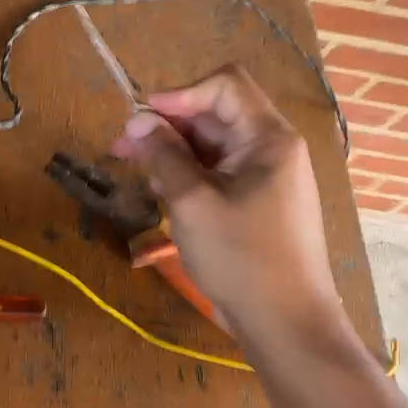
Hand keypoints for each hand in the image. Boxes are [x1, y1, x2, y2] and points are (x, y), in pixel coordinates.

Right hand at [109, 65, 344, 340]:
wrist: (286, 322)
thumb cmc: (241, 258)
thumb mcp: (192, 202)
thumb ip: (164, 156)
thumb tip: (137, 121)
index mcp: (268, 138)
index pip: (223, 86)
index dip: (177, 95)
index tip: (138, 120)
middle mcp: (271, 148)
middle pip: (215, 113)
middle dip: (167, 125)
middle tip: (121, 148)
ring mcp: (266, 175)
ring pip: (211, 144)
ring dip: (173, 150)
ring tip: (138, 173)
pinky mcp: (256, 200)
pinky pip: (217, 170)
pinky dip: (187, 173)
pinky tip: (162, 193)